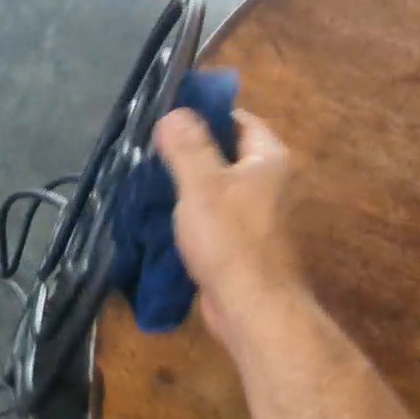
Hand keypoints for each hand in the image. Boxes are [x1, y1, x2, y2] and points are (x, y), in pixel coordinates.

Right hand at [154, 108, 306, 356]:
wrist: (252, 306)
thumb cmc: (229, 240)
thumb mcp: (201, 185)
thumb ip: (187, 146)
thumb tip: (174, 112)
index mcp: (269, 160)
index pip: (239, 120)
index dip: (205, 115)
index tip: (166, 119)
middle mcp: (270, 182)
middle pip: (226, 152)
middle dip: (189, 149)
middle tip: (149, 148)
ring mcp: (258, 213)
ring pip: (218, 184)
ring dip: (187, 181)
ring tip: (148, 177)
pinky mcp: (243, 240)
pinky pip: (214, 211)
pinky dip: (191, 208)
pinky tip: (162, 212)